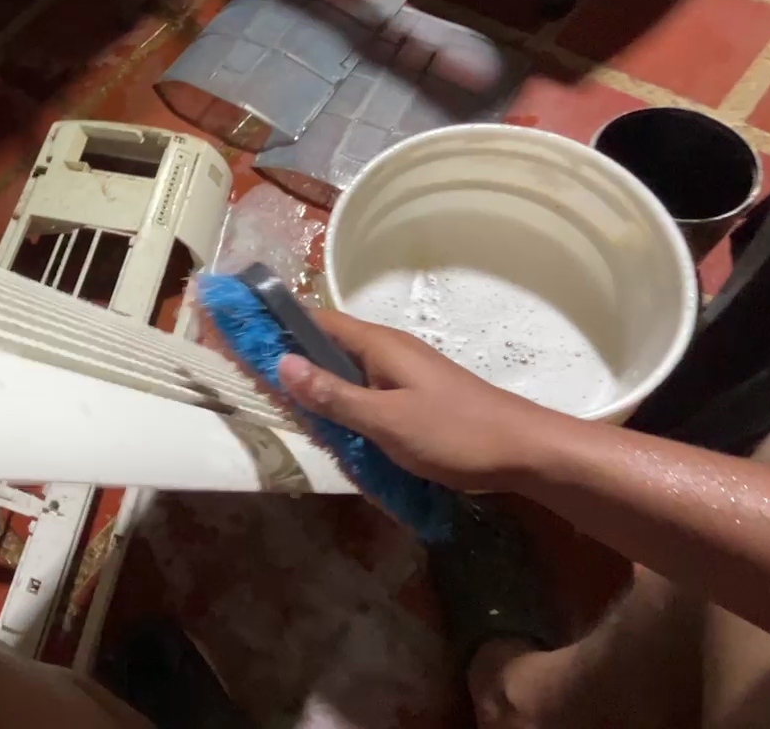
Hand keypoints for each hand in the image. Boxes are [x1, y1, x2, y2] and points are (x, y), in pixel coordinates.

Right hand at [278, 310, 563, 490]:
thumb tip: (281, 361)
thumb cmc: (454, 432)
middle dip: (290, 354)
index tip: (242, 332)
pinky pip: (362, 386)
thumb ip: (333, 394)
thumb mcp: (386, 419)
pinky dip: (339, 397)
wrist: (527, 451)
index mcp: (378, 343)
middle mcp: (386, 348)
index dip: (278, 322)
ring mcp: (401, 370)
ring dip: (315, 380)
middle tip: (253, 375)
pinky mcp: (412, 392)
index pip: (316, 318)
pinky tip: (331, 423)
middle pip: (326, 341)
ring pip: (344, 366)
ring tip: (282, 401)